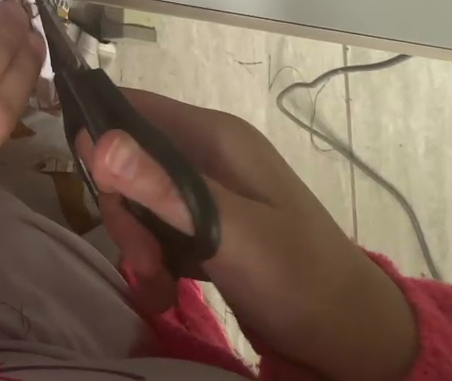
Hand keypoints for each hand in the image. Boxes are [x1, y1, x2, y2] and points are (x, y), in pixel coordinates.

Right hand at [77, 90, 417, 380]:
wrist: (357, 345)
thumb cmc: (300, 277)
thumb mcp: (231, 233)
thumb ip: (164, 189)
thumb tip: (98, 143)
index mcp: (212, 135)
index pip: (130, 107)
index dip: (100, 135)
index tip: (94, 184)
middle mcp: (203, 152)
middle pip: (126, 160)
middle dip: (122, 208)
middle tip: (138, 257)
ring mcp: (203, 189)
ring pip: (135, 197)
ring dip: (135, 240)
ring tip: (154, 282)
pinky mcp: (202, 223)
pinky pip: (154, 226)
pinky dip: (150, 257)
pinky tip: (161, 289)